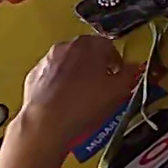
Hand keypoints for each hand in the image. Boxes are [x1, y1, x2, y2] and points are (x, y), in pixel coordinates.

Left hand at [4, 36, 136, 167]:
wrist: (46, 123)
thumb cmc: (86, 105)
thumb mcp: (118, 92)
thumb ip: (129, 74)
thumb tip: (133, 66)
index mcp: (91, 45)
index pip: (110, 46)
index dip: (116, 63)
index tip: (118, 77)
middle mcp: (67, 45)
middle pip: (87, 52)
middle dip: (96, 66)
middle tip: (102, 87)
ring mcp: (48, 59)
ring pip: (68, 62)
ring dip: (76, 74)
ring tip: (81, 97)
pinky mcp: (34, 74)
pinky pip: (51, 75)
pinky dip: (58, 83)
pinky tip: (63, 101)